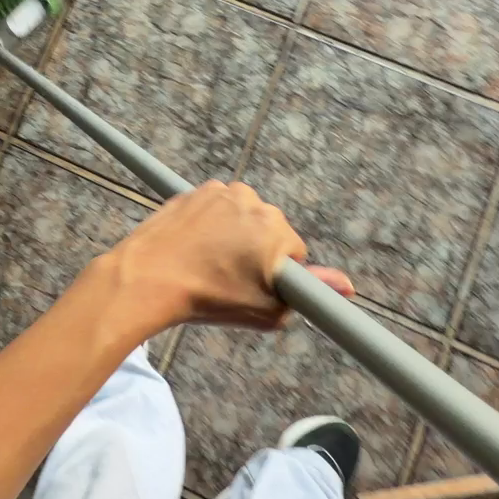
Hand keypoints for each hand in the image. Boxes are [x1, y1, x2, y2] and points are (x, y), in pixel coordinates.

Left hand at [93, 180, 352, 331]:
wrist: (151, 276)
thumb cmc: (210, 297)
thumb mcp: (269, 308)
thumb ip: (314, 294)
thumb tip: (347, 286)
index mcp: (276, 227)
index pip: (295, 251)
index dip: (279, 273)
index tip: (258, 284)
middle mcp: (252, 200)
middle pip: (267, 229)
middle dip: (256, 249)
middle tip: (231, 276)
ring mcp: (220, 191)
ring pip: (240, 216)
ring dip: (233, 233)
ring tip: (209, 261)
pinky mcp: (195, 190)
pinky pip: (215, 207)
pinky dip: (210, 221)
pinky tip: (195, 244)